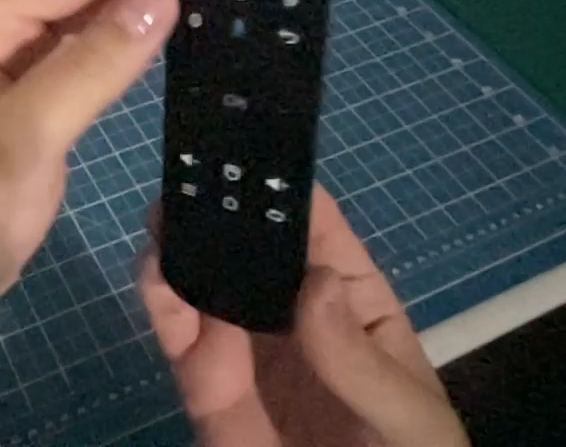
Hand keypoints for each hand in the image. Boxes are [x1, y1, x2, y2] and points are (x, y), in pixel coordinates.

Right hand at [136, 186, 467, 446]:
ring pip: (201, 270)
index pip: (318, 232)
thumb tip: (313, 278)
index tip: (249, 147)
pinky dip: (155, 288)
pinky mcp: (199, 374)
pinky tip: (154, 267)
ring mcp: (239, 340)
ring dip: (178, 235)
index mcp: (351, 307)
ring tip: (163, 210)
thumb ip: (362, 362)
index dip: (286, 188)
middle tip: (187, 168)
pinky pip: (171, 322)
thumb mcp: (411, 428)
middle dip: (218, 201)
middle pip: (248, 241)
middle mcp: (288, 311)